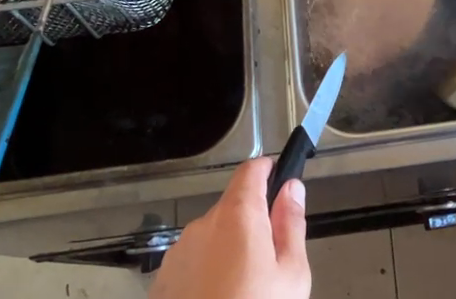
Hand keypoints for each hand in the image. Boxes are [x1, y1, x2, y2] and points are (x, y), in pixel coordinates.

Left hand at [149, 157, 310, 298]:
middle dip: (252, 223)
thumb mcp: (291, 275)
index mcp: (238, 214)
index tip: (282, 181)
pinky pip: (192, 263)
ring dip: (228, 251)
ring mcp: (179, 253)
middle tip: (271, 261)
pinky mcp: (163, 281)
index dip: (269, 170)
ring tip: (244, 290)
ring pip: (212, 237)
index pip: (251, 170)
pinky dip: (207, 274)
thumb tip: (292, 188)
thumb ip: (292, 224)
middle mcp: (203, 224)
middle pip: (233, 206)